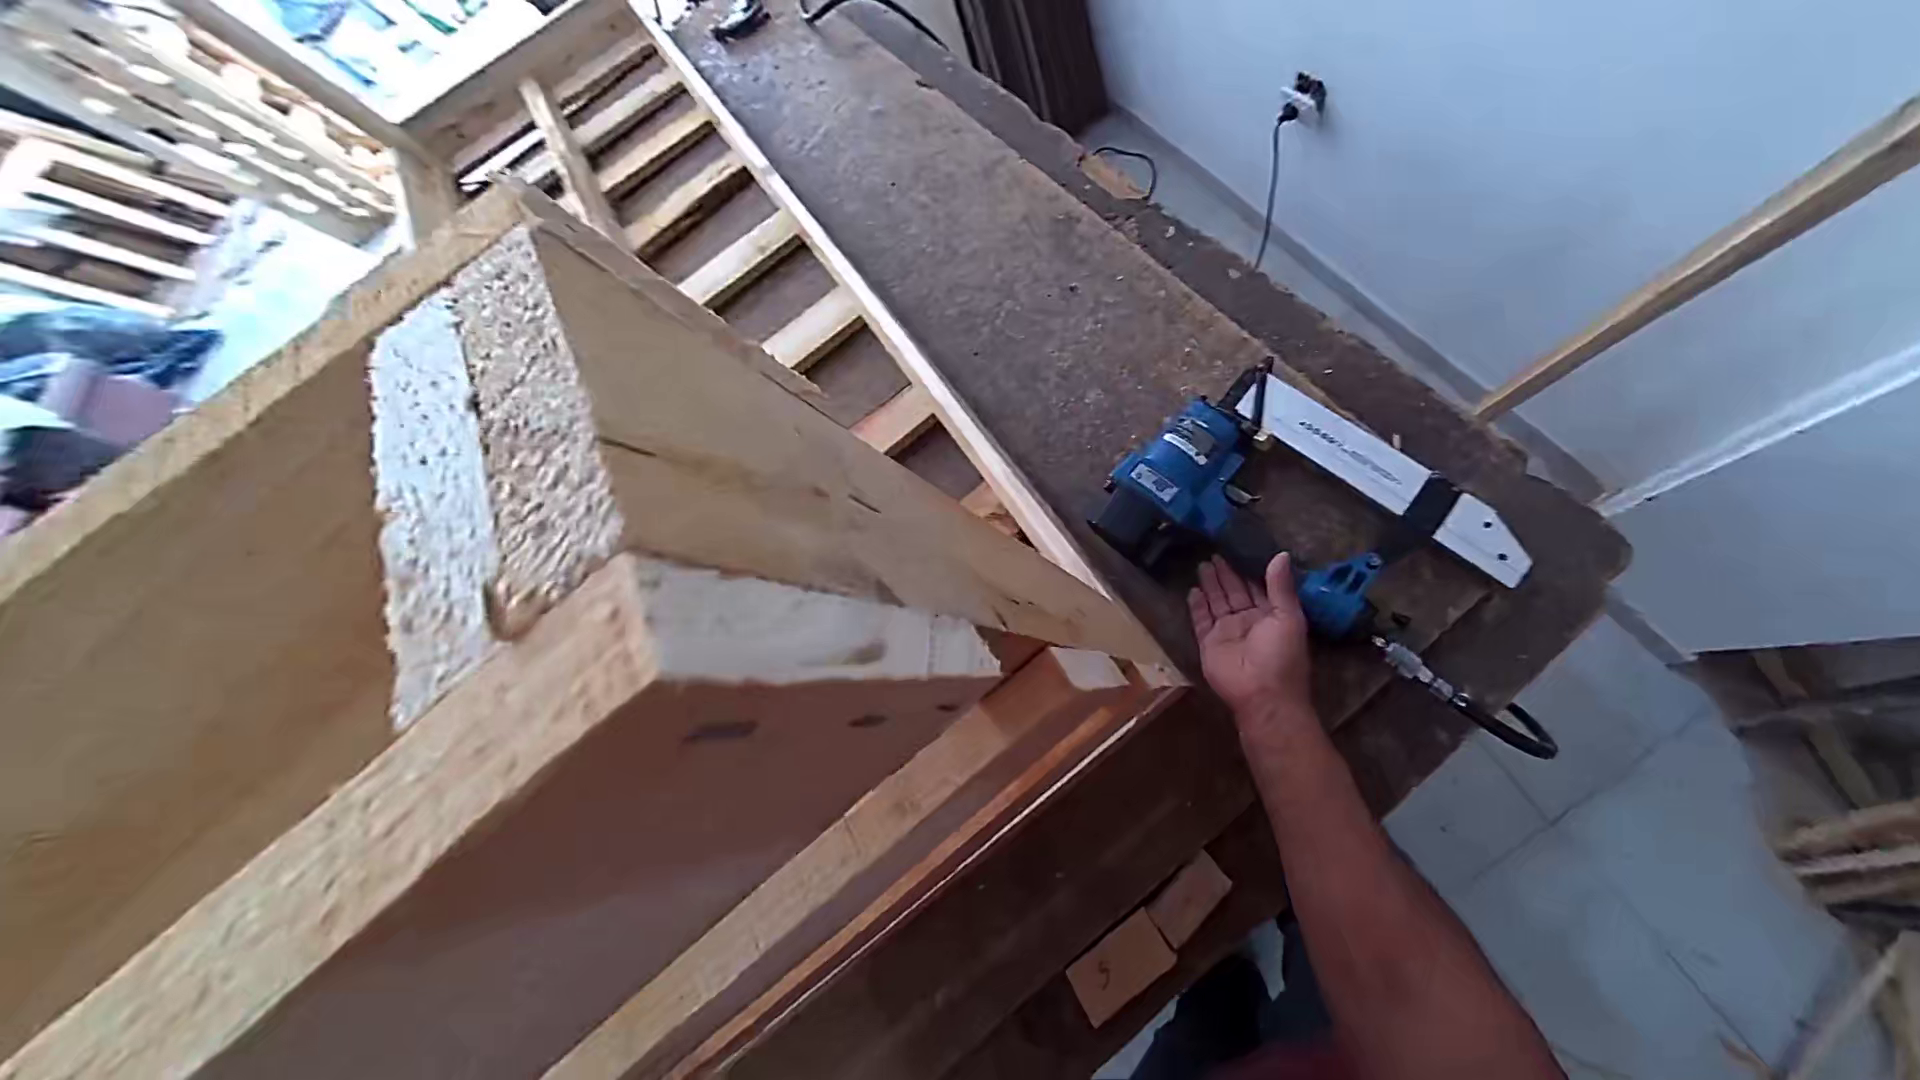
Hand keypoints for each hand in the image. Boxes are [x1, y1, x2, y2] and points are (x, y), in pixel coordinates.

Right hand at [1188, 554, 1313, 727]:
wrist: (1262, 695)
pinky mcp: (1208, 643)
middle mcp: (1247, 621)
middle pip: (1233, 592)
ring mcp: (1226, 632)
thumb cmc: (1281, 656)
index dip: (1247, 569)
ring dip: (1210, 585)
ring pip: (1216, 603)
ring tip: (1201, 564)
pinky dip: (1196, 606)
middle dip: (1225, 574)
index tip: (1237, 549)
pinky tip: (1192, 590)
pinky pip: (1201, 620)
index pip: (1256, 587)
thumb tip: (1281, 554)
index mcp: (1271, 615)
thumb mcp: (1289, 617)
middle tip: (1214, 552)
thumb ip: (1280, 587)